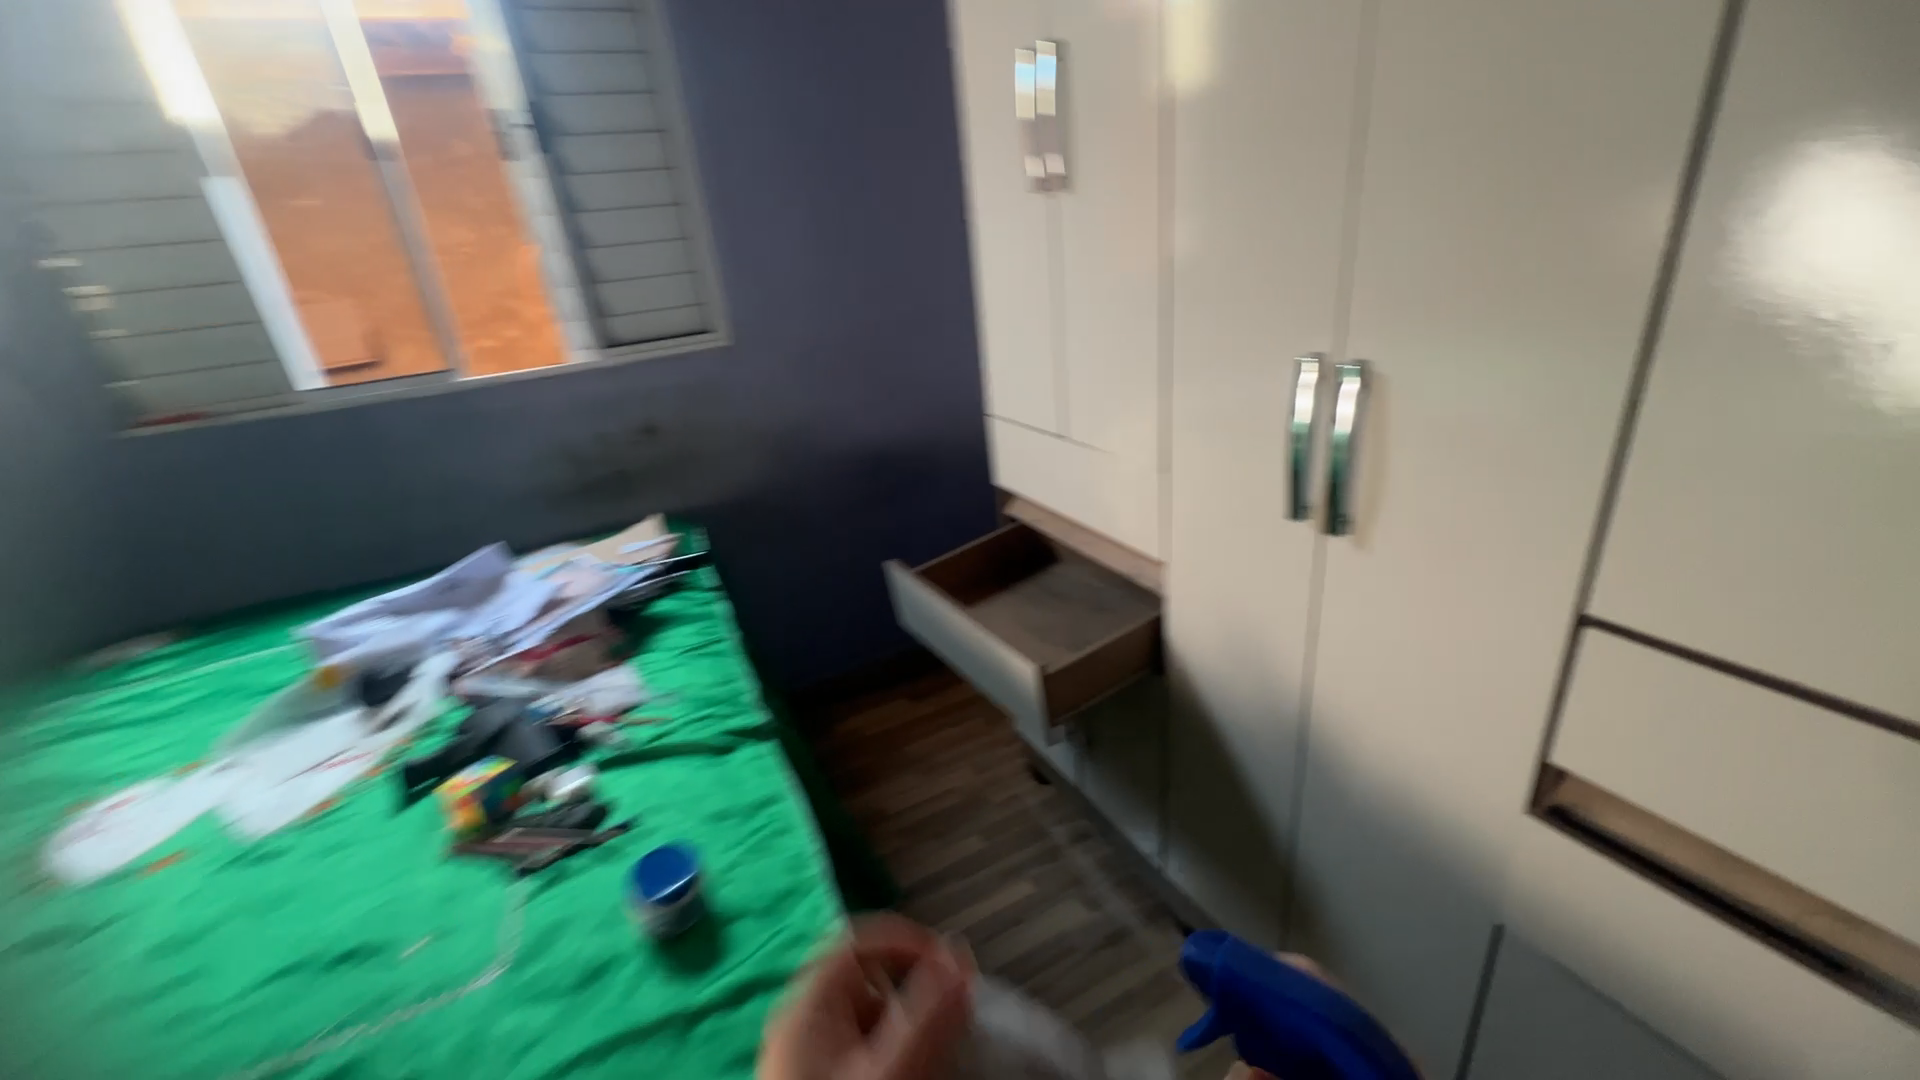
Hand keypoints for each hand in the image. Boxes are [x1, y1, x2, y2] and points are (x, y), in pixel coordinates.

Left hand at [759, 914, 973, 1079]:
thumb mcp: (888, 1075)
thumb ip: (926, 1016)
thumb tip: (960, 958)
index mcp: (807, 1003)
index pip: (860, 940)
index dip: (909, 943)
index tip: (954, 971)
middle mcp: (800, 1020)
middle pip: (866, 979)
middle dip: (913, 994)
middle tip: (951, 1025)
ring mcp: (803, 1056)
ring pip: (865, 1017)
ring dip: (906, 1029)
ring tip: (932, 1062)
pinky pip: (857, 1051)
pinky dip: (890, 1056)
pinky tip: (909, 1078)